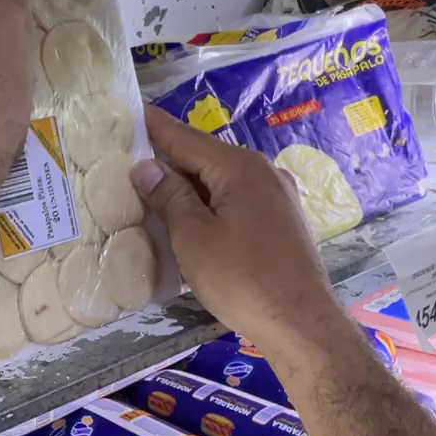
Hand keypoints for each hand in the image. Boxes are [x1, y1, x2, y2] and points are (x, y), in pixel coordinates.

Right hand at [131, 107, 350, 358]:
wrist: (299, 322)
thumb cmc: (240, 278)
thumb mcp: (193, 237)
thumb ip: (169, 197)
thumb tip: (146, 167)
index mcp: (239, 167)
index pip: (187, 139)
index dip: (158, 129)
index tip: (136, 113)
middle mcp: (264, 172)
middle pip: (208, 158)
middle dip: (173, 162)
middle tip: (136, 166)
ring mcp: (279, 196)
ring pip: (225, 182)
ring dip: (193, 187)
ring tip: (160, 195)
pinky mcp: (284, 222)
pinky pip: (240, 200)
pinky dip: (214, 204)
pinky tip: (198, 220)